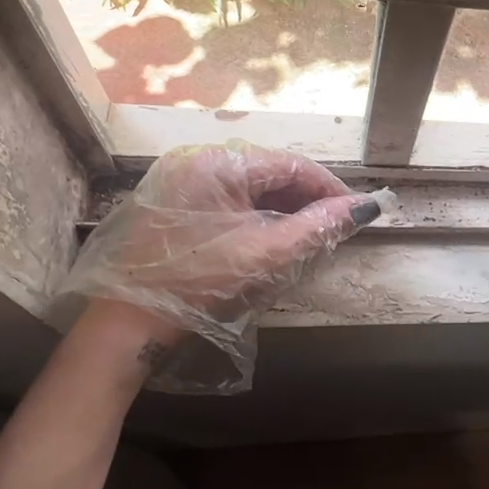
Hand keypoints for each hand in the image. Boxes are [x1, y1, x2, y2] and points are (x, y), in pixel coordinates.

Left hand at [59, 142, 379, 391]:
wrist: (123, 328)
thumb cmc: (200, 285)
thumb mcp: (268, 255)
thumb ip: (320, 226)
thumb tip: (365, 207)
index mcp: (218, 163)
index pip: (292, 164)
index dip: (329, 188)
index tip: (355, 214)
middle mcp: (196, 160)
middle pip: (270, 173)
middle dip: (306, 200)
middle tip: (332, 229)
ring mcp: (178, 181)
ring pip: (249, 187)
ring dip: (282, 209)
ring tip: (305, 237)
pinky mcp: (169, 203)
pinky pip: (226, 199)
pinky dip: (253, 216)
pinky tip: (268, 240)